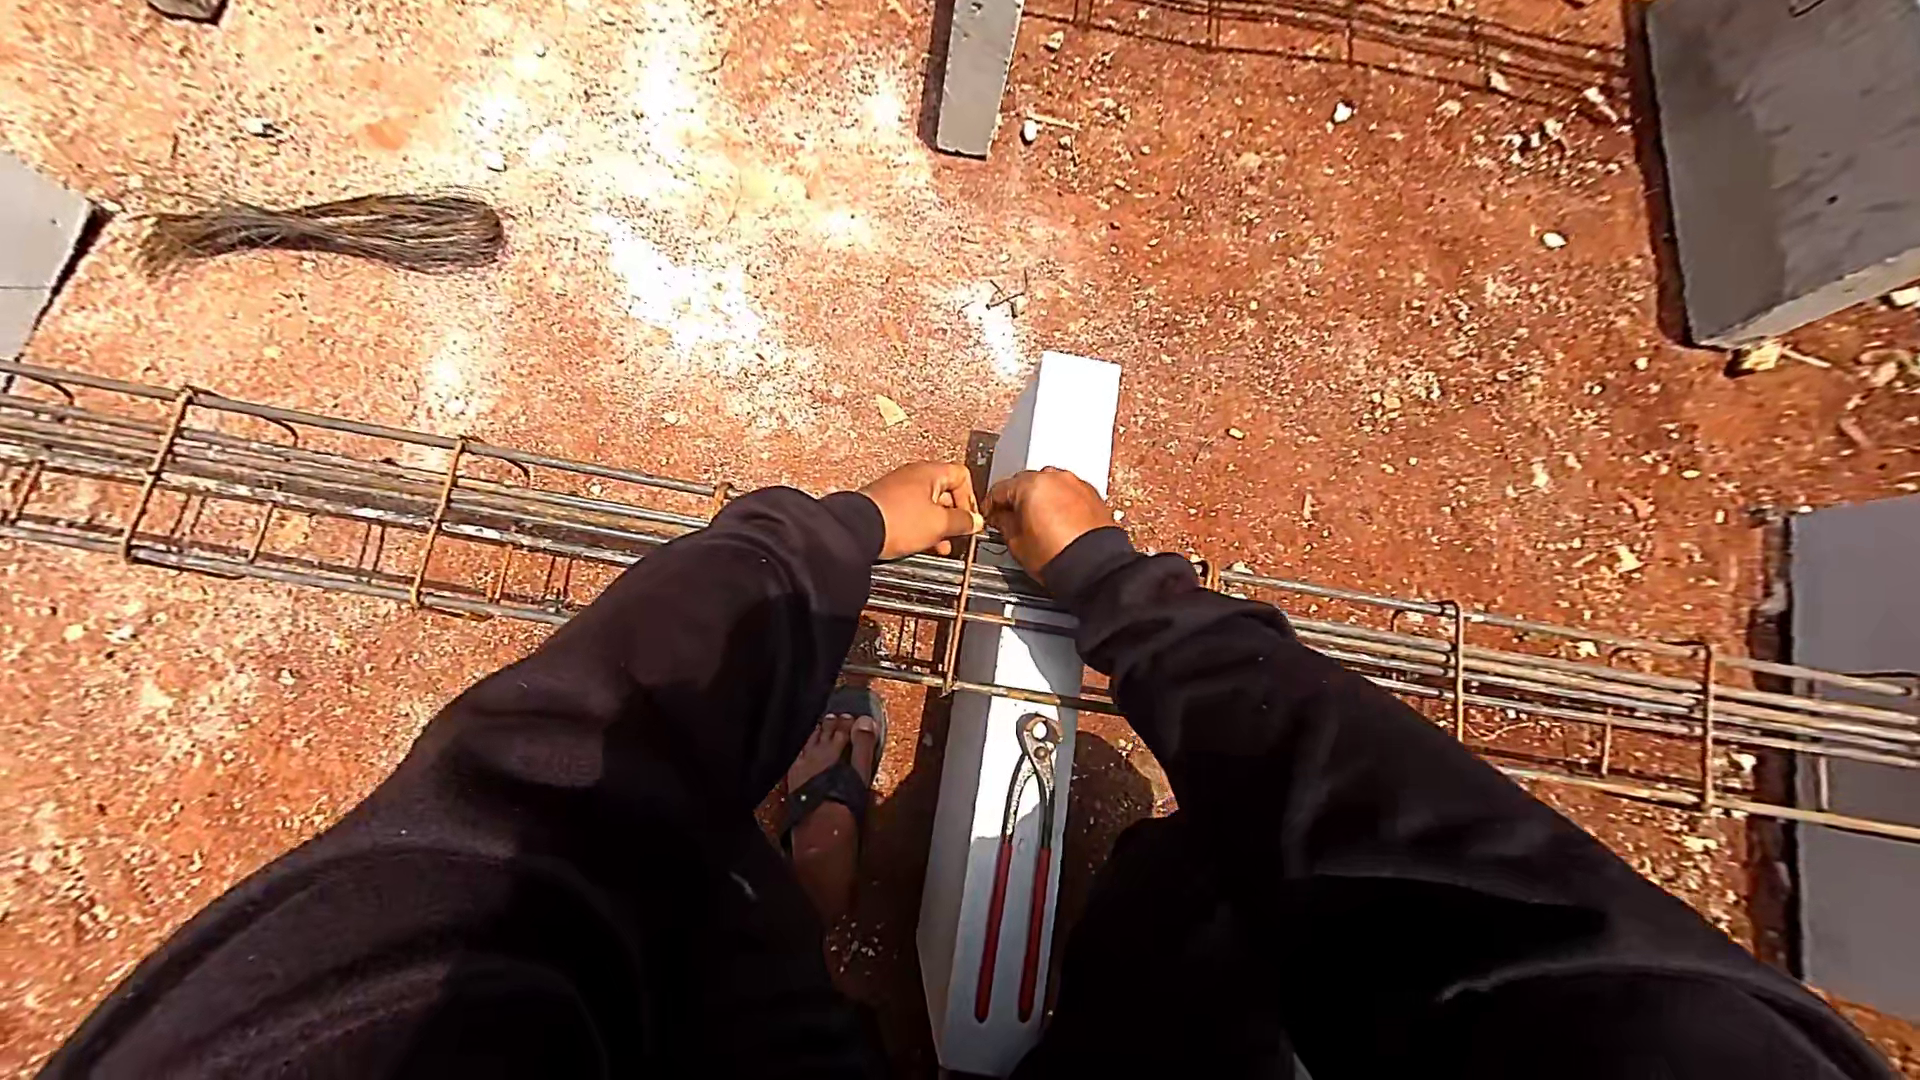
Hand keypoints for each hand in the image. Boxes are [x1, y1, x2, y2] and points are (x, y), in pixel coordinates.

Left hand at [857, 462, 983, 559]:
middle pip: (944, 492)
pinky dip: (920, 527)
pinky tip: (920, 545)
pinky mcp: (885, 505)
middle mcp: (913, 476)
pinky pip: (910, 514)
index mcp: (929, 472)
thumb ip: (962, 521)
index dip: (970, 498)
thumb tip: (976, 521)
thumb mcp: (940, 524)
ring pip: (927, 506)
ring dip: (937, 526)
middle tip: (956, 534)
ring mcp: (897, 490)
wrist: (856, 531)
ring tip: (939, 545)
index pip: (961, 476)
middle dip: (953, 516)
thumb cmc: (898, 521)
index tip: (969, 519)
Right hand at [982, 467, 1113, 579]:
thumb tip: (1001, 518)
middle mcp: (1054, 478)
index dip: (991, 505)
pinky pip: (1067, 493)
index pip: (1000, 489)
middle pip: (1024, 482)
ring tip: (1036, 522)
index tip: (991, 515)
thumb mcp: (1017, 544)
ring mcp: (1075, 484)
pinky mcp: (1091, 494)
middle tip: (1011, 520)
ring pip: (1047, 485)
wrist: (1096, 570)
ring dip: (1038, 499)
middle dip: (1016, 499)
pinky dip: (1059, 503)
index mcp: (1031, 485)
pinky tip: (1056, 521)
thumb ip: (1004, 524)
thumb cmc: (1060, 557)